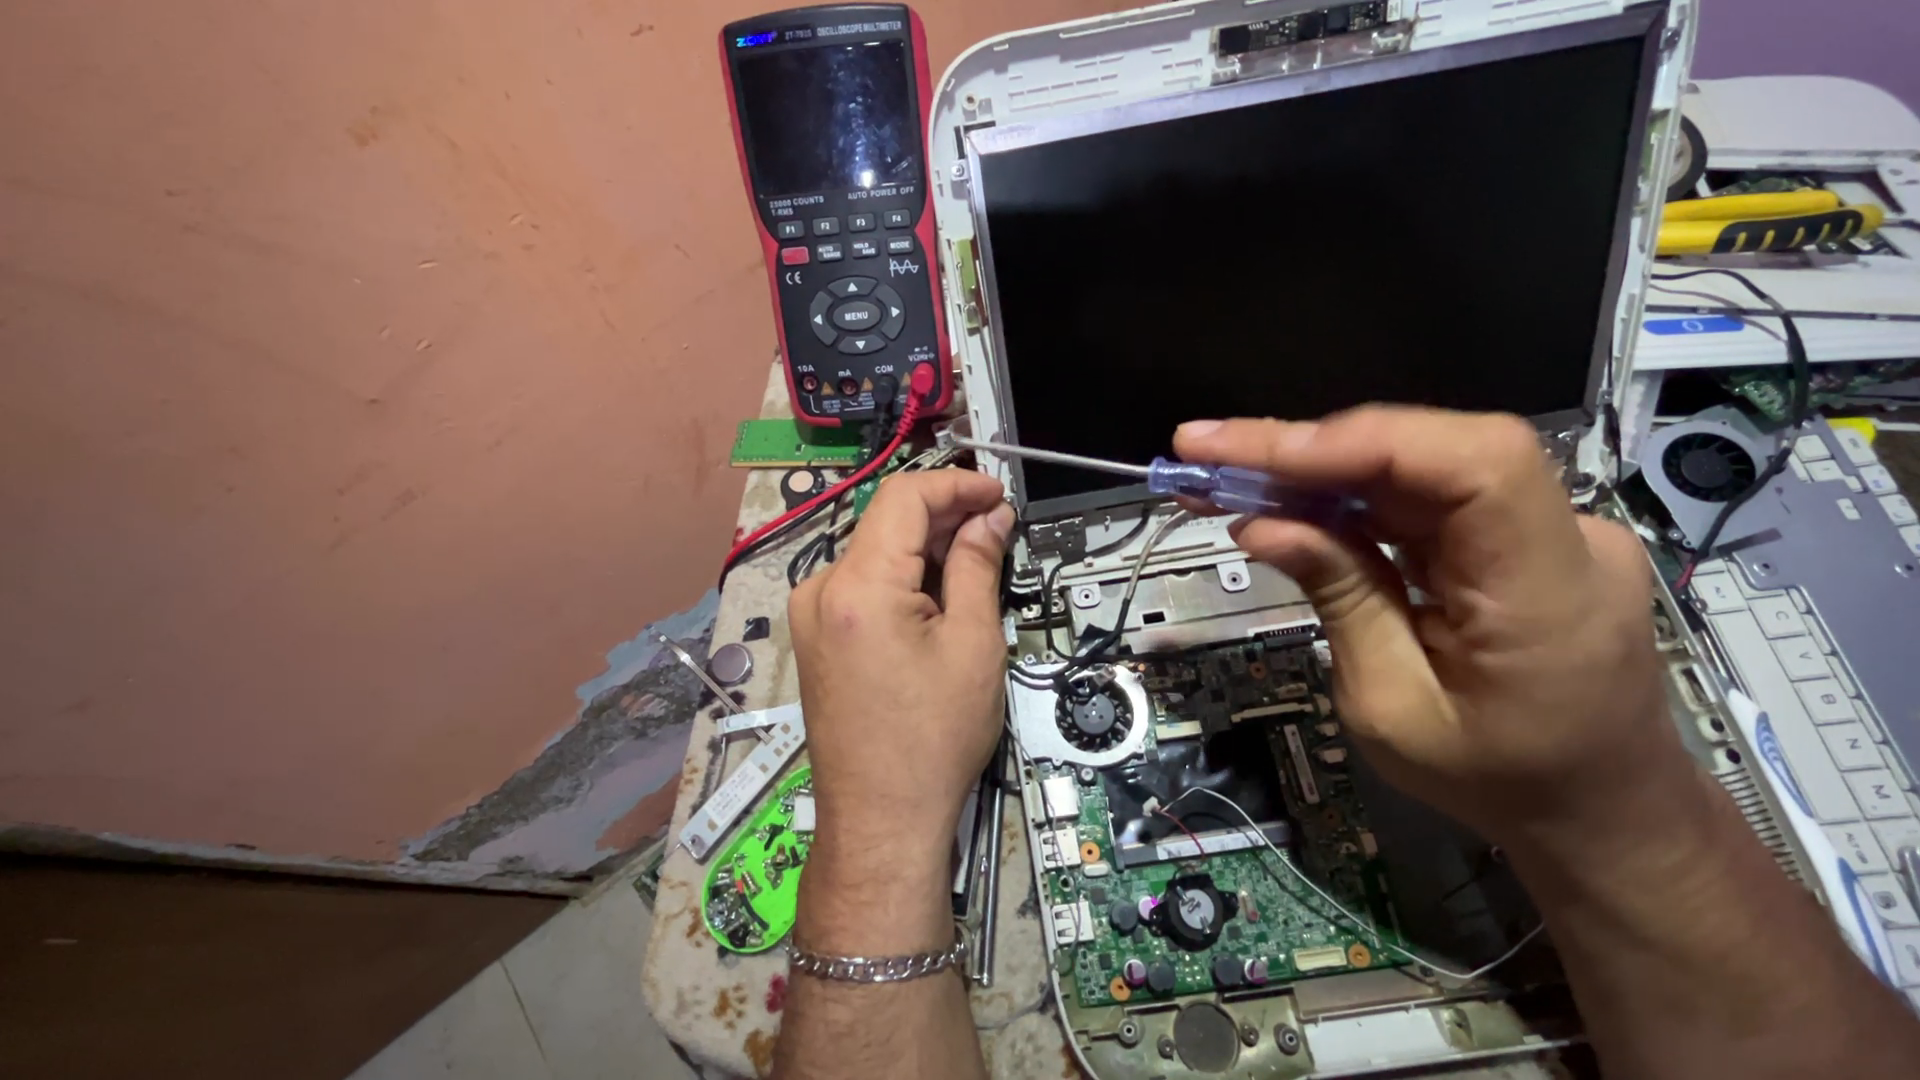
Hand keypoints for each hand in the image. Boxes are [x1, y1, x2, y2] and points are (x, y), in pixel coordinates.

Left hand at [787, 469, 1013, 949]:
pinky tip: (938, 596)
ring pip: (875, 553)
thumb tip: (989, 519)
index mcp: (857, 587)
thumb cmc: (932, 741)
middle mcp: (820, 591)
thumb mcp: (972, 645)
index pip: (904, 498)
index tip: (997, 493)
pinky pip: (861, 585)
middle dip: (945, 517)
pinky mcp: (815, 638)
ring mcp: (811, 616)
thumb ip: (977, 566)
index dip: (957, 484)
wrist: (881, 818)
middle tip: (996, 529)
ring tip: (974, 566)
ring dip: (925, 549)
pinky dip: (902, 579)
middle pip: (887, 523)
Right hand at [1173, 408, 1682, 846]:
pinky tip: (1286, 503)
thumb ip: (1339, 601)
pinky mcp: (1516, 536)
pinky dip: (1348, 495)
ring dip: (1314, 469)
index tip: (1260, 457)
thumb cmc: (1497, 781)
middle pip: (1432, 451)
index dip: (1363, 443)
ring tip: (1223, 476)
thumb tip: (1263, 525)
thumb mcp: (1392, 709)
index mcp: (1548, 593)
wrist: (1600, 810)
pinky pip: (1424, 496)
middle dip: (1308, 449)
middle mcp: (1563, 537)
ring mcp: (1547, 529)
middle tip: (1204, 450)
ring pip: (1418, 467)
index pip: (1476, 466)